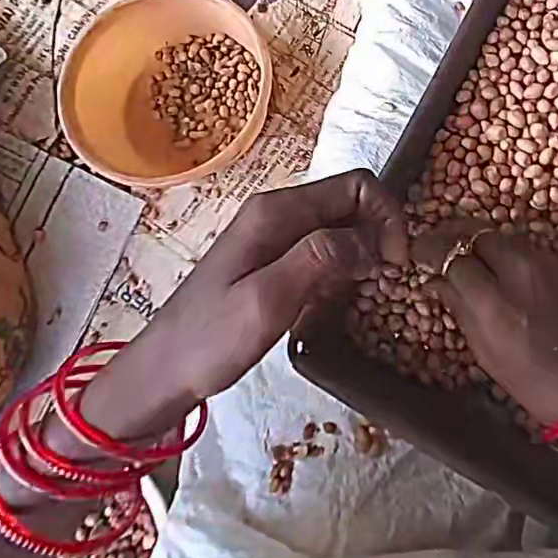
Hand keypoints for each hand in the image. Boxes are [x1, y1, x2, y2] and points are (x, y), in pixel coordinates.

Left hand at [125, 168, 408, 407]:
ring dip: (364, 254)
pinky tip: (339, 300)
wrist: (163, 371)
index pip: (355, 186)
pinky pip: (324, 252)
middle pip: (350, 203)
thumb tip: (371, 239)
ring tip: (366, 294)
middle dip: (379, 235)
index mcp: (276, 212)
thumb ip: (319, 260)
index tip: (394, 264)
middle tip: (383, 282)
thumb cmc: (210, 339)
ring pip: (340, 228)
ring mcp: (274, 238)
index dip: (386, 217)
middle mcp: (277, 214)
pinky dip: (344, 270)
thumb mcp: (267, 300)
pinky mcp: (273, 262)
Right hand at [415, 220, 557, 424]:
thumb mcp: (484, 351)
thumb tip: (435, 278)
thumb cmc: (532, 381)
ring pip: (497, 234)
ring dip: (474, 239)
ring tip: (459, 253)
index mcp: (497, 304)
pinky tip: (490, 264)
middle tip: (435, 246)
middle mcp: (521, 275)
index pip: (453, 257)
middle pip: (475, 233)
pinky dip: (498, 249)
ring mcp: (545, 266)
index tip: (417, 254)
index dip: (430, 252)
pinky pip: (519, 245)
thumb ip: (458, 306)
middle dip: (450, 236)